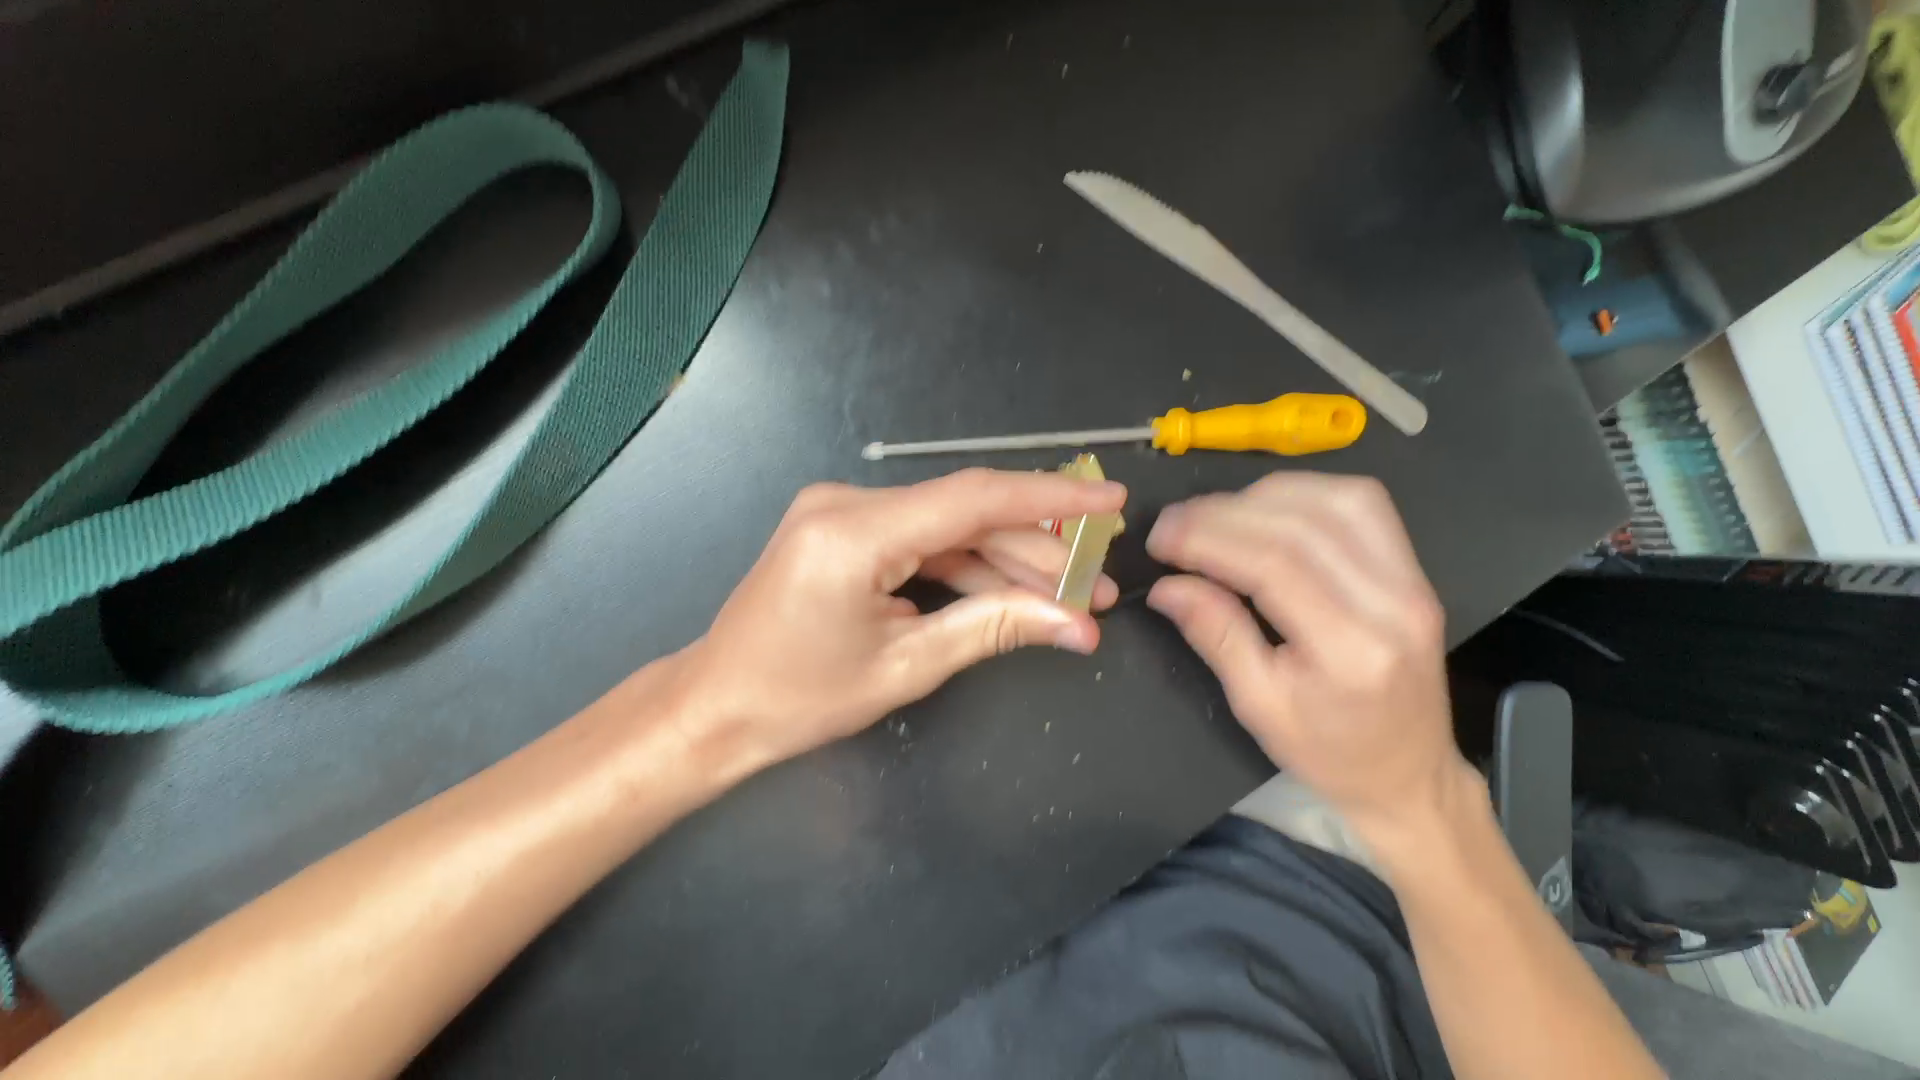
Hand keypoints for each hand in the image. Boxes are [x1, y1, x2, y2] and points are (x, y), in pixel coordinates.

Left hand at [676, 468, 1126, 770]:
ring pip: (948, 528)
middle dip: (1037, 551)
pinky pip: (920, 541)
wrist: (716, 707)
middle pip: (966, 514)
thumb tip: (1077, 622)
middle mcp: (847, 503)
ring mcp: (842, 513)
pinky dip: (965, 567)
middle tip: (1097, 588)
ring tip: (1069, 600)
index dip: (1051, 500)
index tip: (1111, 502)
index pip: (974, 499)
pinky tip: (1011, 596)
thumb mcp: (906, 666)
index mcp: (855, 531)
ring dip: (1006, 562)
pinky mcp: (843, 530)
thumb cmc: (798, 698)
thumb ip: (993, 628)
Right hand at [1144, 473, 1472, 839]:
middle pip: (1300, 524)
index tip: (1159, 539)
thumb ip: (1215, 636)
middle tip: (1172, 523)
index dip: (1207, 539)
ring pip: (1334, 500)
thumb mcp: (1258, 706)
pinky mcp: (1414, 570)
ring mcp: (1413, 581)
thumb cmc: (1328, 752)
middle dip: (1223, 513)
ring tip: (1213, 516)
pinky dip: (1304, 493)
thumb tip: (1166, 585)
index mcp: (1350, 650)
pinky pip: (1361, 504)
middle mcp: (1392, 603)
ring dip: (1262, 496)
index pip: (1273, 564)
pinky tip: (1265, 508)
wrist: (1409, 773)